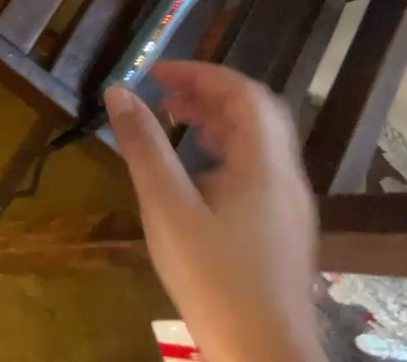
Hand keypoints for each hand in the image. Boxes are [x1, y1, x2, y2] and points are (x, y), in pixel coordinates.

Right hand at [105, 61, 320, 361]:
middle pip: (256, 114)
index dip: (202, 73)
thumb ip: (143, 144)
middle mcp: (286, 179)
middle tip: (161, 92)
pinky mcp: (280, 227)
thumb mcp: (165, 204)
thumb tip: (118, 90)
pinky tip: (192, 168)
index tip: (155, 73)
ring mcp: (287, 206)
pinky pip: (256, 167)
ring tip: (171, 120)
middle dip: (207, 92)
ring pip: (257, 141)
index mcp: (264, 167)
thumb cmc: (212, 274)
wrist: (262, 352)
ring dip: (214, 119)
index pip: (246, 95)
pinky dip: (222, 148)